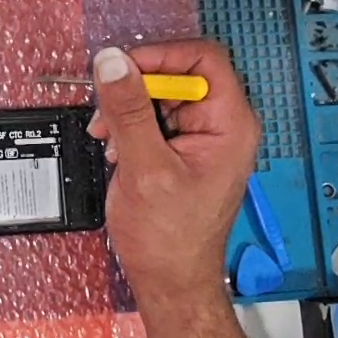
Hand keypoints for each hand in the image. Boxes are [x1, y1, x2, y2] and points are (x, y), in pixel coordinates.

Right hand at [87, 42, 260, 301]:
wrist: (169, 280)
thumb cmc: (168, 237)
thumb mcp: (144, 168)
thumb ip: (129, 111)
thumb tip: (112, 62)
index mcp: (230, 124)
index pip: (203, 59)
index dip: (160, 57)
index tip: (122, 71)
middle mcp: (221, 125)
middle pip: (178, 75)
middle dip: (136, 89)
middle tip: (107, 111)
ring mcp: (202, 138)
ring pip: (160, 96)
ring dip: (127, 110)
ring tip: (108, 138)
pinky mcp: (181, 150)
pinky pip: (154, 119)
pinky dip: (129, 128)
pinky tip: (117, 150)